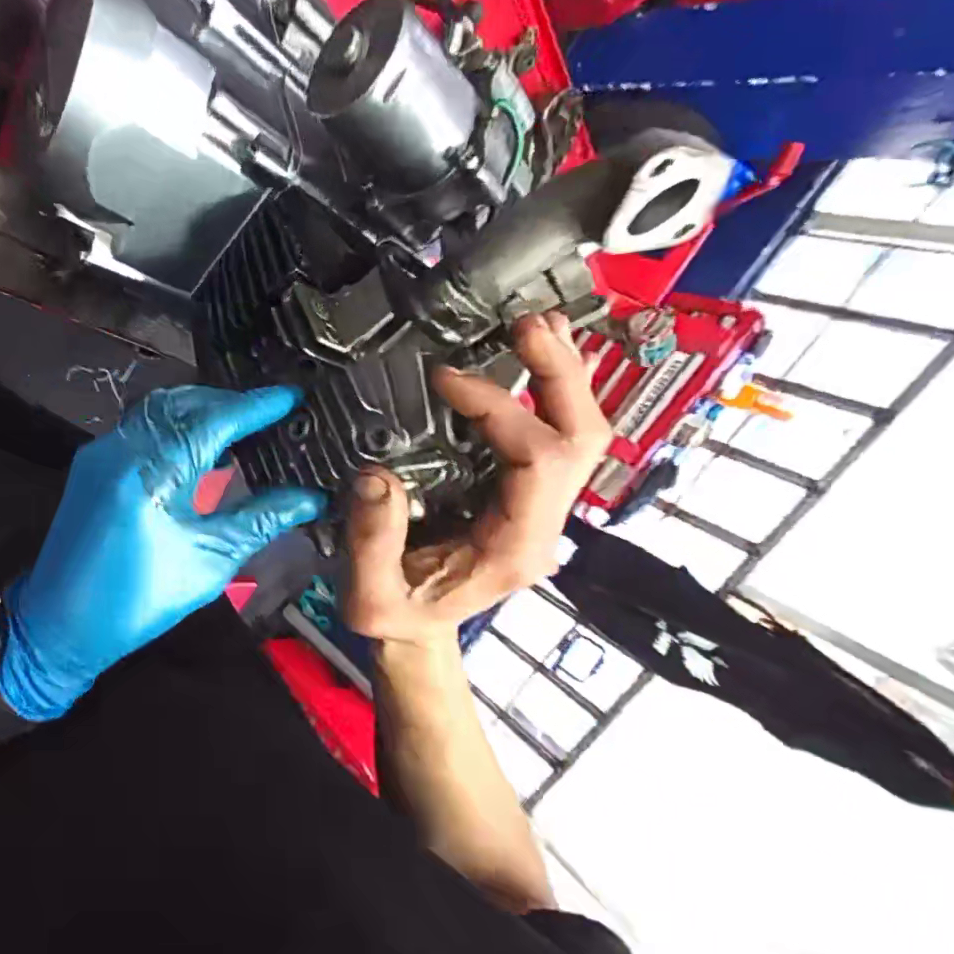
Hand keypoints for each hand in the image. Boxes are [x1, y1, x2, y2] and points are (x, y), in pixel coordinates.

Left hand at [0, 385, 325, 719]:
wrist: (58, 623)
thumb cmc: (138, 601)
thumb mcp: (210, 561)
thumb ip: (261, 519)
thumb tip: (312, 497)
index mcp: (154, 474)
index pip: (215, 421)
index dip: (257, 406)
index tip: (292, 396)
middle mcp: (123, 448)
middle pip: (185, 403)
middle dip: (229, 401)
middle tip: (270, 411)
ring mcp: (102, 451)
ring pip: (159, 408)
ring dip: (201, 408)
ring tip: (241, 422)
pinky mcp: (92, 462)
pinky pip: (140, 424)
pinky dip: (175, 423)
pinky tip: (200, 443)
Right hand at [345, 311, 609, 647]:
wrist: (420, 627)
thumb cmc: (399, 614)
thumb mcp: (371, 596)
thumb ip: (372, 541)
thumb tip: (376, 474)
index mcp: (516, 547)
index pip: (539, 460)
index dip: (501, 408)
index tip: (447, 380)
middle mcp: (543, 522)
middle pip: (582, 437)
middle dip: (560, 375)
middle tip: (527, 326)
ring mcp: (541, 506)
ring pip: (580, 431)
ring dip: (563, 374)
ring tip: (535, 327)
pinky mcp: (527, 492)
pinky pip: (554, 436)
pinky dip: (548, 392)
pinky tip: (530, 359)